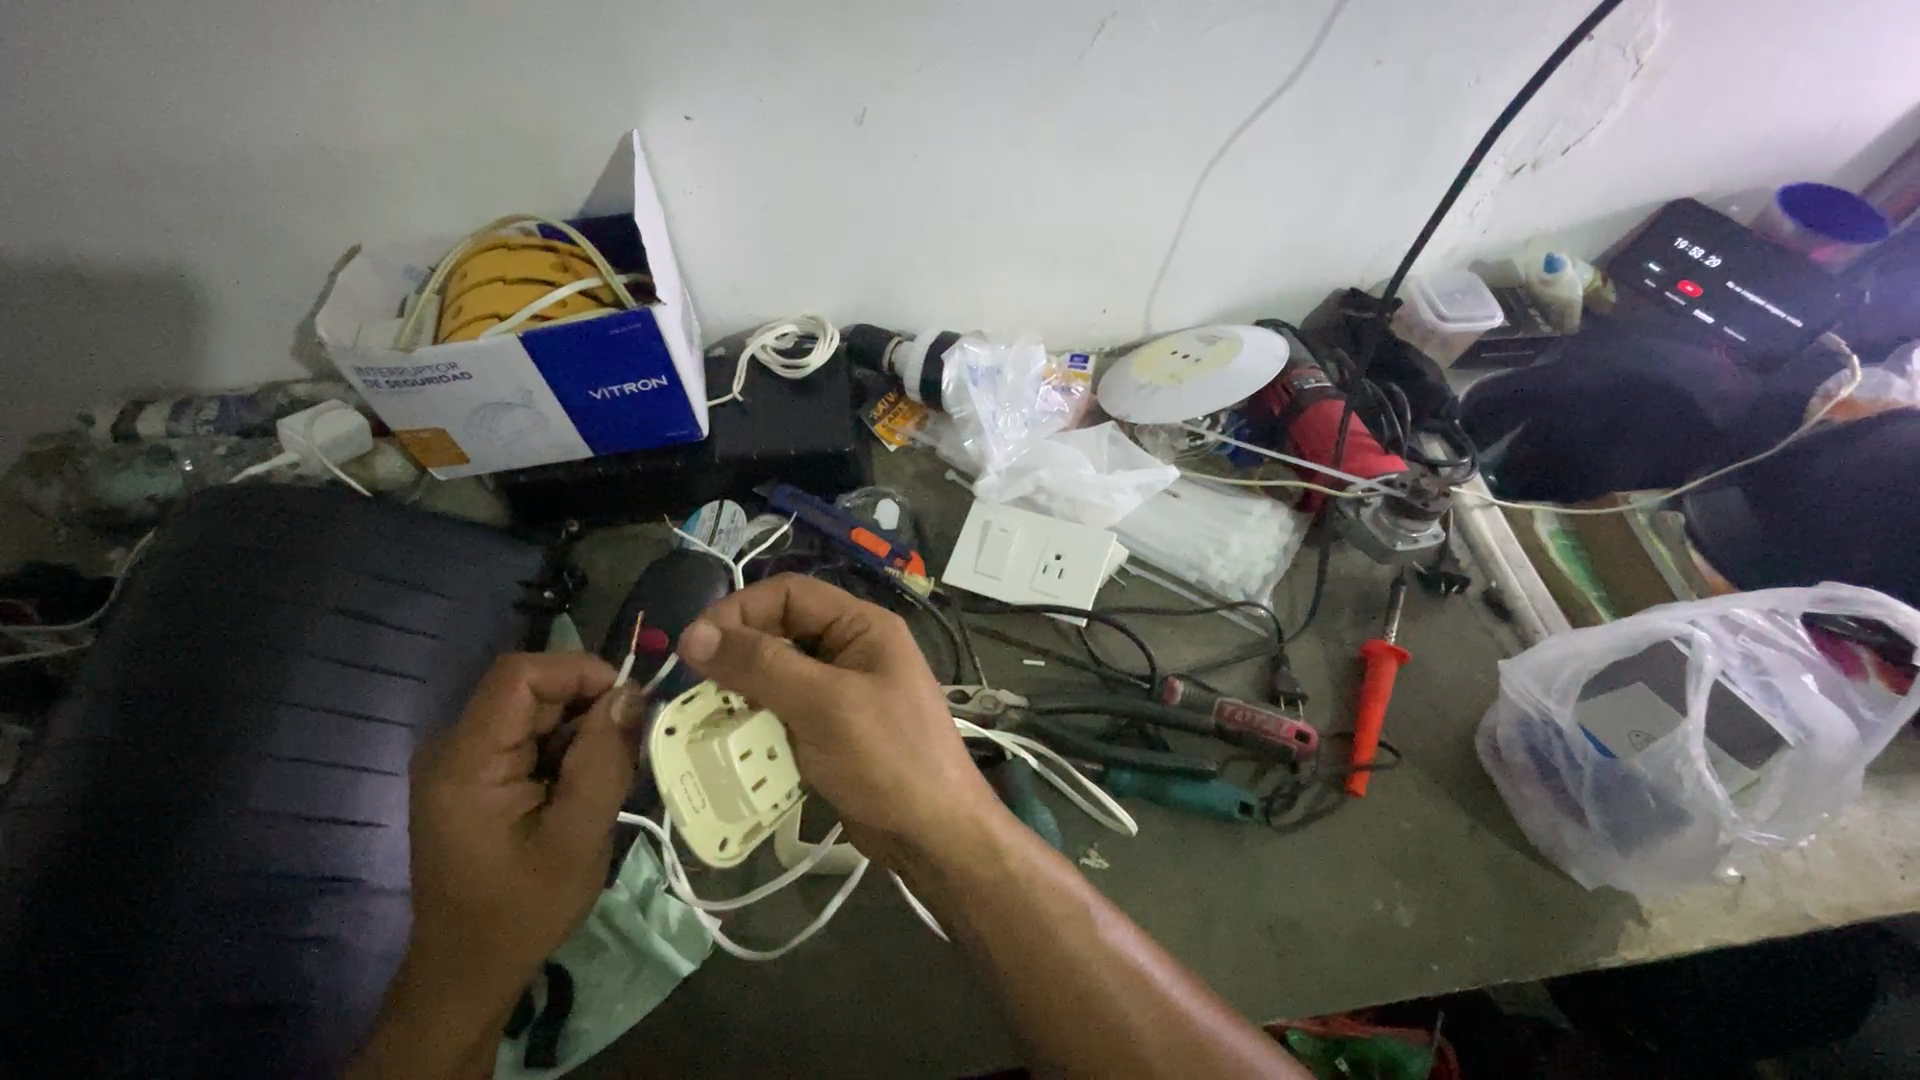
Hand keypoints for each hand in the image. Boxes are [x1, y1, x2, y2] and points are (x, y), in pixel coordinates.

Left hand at [405, 653, 645, 995]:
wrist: (467, 971)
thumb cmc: (521, 910)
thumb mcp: (578, 836)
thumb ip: (604, 759)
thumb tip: (630, 693)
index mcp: (467, 761)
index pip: (519, 675)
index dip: (578, 672)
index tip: (626, 705)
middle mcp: (455, 749)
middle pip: (530, 692)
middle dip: (588, 709)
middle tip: (628, 750)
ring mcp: (463, 763)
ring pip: (536, 713)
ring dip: (582, 732)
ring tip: (608, 778)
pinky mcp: (476, 778)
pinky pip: (530, 739)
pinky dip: (567, 751)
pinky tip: (585, 790)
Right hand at [675, 574, 1003, 867]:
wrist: (933, 834)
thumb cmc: (888, 759)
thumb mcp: (824, 705)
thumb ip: (760, 666)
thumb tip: (694, 634)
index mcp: (862, 627)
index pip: (790, 593)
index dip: (740, 610)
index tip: (695, 644)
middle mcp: (852, 651)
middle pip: (781, 632)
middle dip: (738, 655)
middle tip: (696, 686)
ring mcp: (843, 692)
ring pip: (777, 675)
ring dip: (743, 693)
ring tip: (710, 716)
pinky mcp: (831, 731)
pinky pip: (784, 712)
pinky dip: (758, 724)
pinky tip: (736, 743)